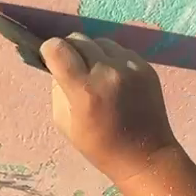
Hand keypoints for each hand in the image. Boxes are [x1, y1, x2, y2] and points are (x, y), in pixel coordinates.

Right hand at [40, 33, 179, 182]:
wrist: (145, 156)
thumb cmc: (100, 146)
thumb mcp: (64, 122)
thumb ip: (58, 89)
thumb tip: (59, 66)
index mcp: (84, 90)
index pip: (57, 48)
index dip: (49, 51)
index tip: (51, 60)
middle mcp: (108, 72)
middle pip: (78, 39)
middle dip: (69, 50)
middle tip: (72, 68)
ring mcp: (130, 67)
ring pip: (99, 41)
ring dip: (91, 52)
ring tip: (95, 73)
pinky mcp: (146, 66)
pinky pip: (119, 50)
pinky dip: (111, 59)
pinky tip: (114, 78)